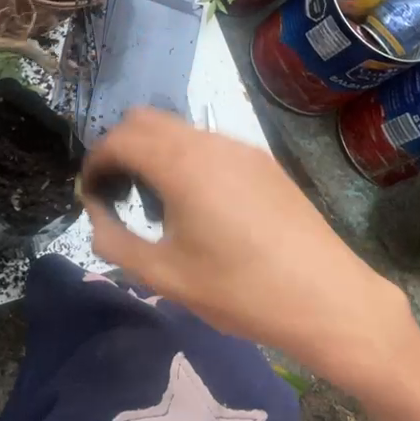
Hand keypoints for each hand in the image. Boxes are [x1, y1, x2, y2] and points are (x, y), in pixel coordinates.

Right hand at [80, 108, 419, 382]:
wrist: (329, 300)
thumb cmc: (240, 291)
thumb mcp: (165, 276)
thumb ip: (116, 241)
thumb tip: (96, 216)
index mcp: (180, 164)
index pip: (118, 138)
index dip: (95, 162)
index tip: (91, 195)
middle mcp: (209, 142)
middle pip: (145, 120)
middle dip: (120, 149)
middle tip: (118, 193)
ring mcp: (241, 148)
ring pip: (179, 129)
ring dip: (153, 152)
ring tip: (157, 204)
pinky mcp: (263, 162)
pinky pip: (208, 143)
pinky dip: (184, 158)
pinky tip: (197, 205)